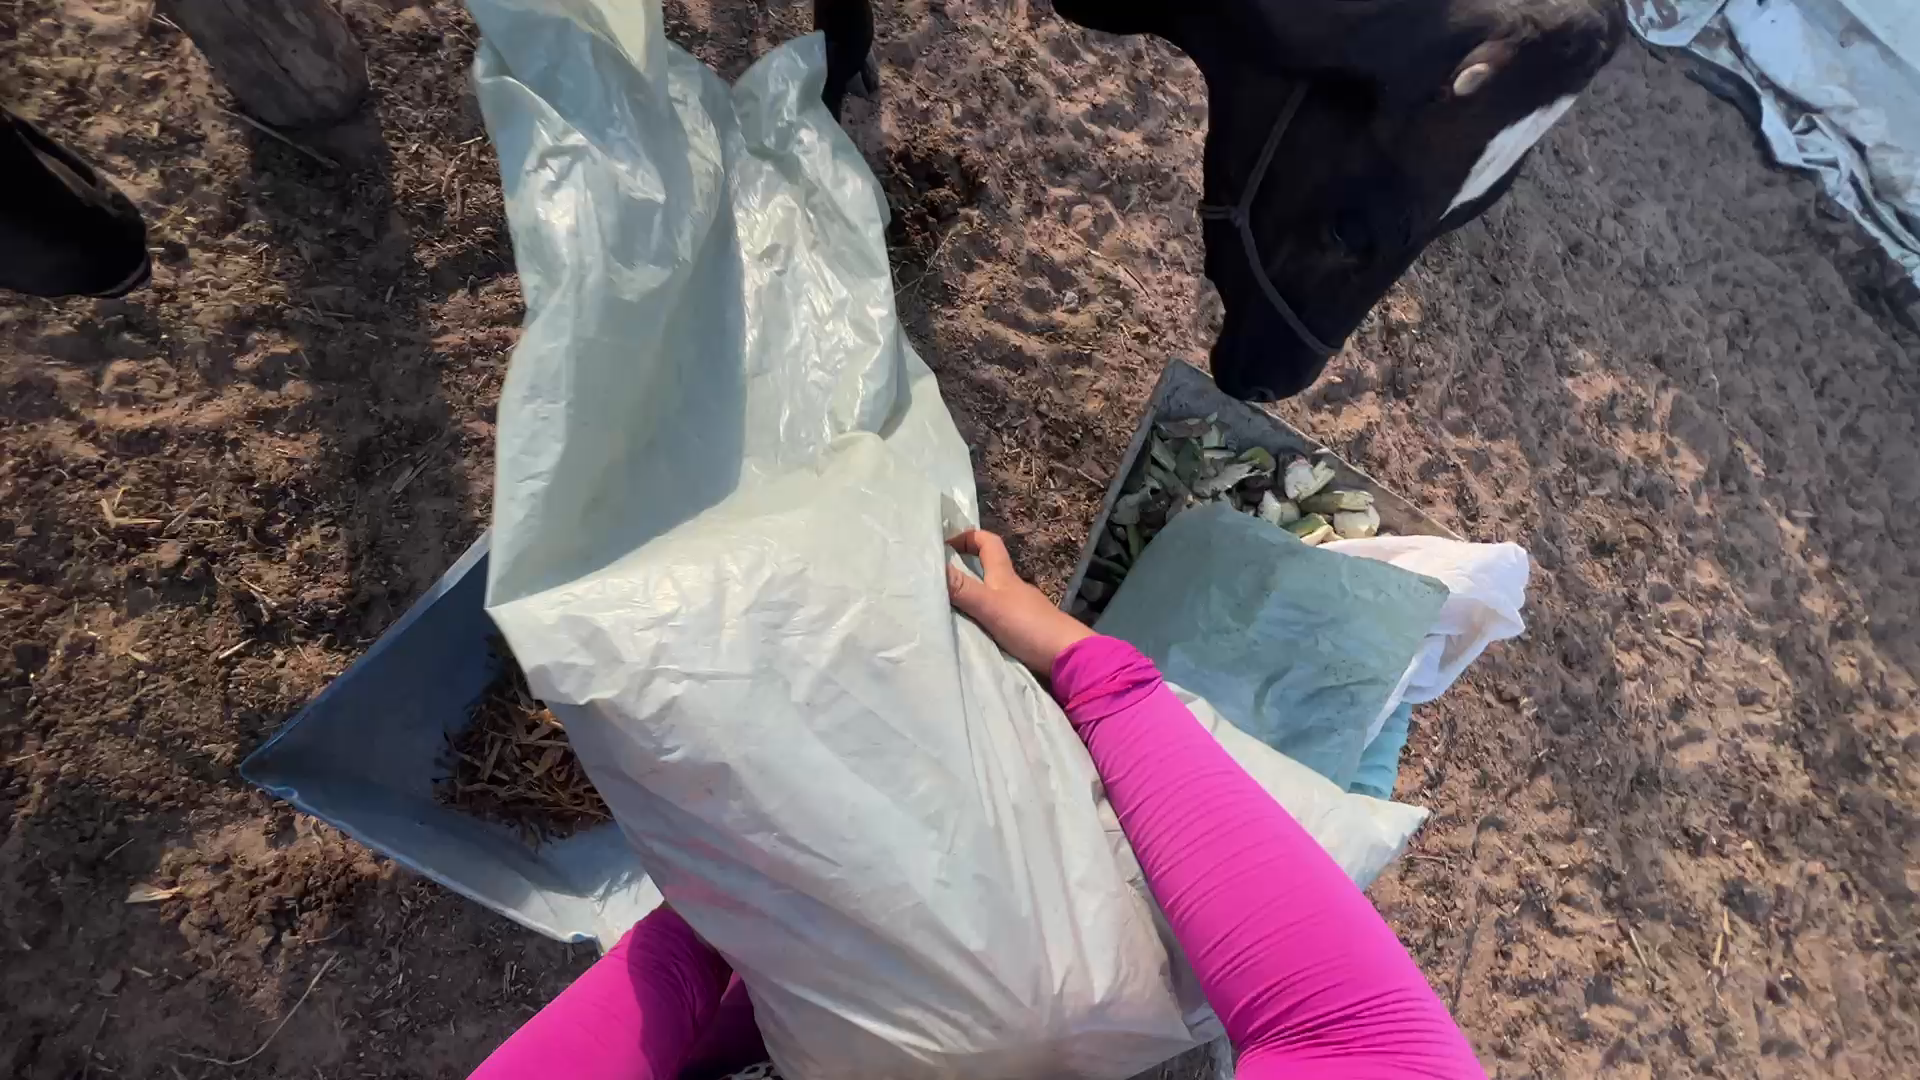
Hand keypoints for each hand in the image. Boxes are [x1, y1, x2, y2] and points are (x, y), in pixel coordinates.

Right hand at [946, 529, 1094, 674]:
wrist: (1067, 658)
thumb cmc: (1029, 625)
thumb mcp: (991, 605)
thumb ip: (963, 588)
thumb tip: (933, 566)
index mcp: (1005, 576)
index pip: (988, 543)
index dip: (969, 536)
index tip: (945, 545)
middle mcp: (1012, 590)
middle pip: (987, 570)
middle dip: (964, 570)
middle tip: (936, 582)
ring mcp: (1019, 612)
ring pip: (989, 597)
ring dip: (969, 600)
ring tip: (943, 611)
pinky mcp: (1022, 633)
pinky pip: (994, 621)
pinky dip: (979, 622)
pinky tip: (967, 635)